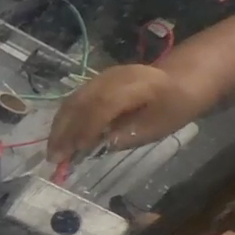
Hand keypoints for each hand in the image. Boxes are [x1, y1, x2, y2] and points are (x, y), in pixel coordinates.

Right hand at [47, 64, 210, 162]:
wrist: (181, 82)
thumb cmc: (173, 108)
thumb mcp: (159, 126)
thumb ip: (128, 136)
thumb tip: (96, 146)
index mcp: (141, 84)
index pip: (105, 104)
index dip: (88, 128)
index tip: (77, 151)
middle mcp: (115, 77)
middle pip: (81, 104)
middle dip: (65, 132)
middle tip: (54, 157)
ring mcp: (99, 78)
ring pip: (70, 105)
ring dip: (58, 130)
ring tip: (53, 151)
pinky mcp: (91, 84)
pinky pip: (70, 104)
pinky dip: (62, 123)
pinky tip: (59, 139)